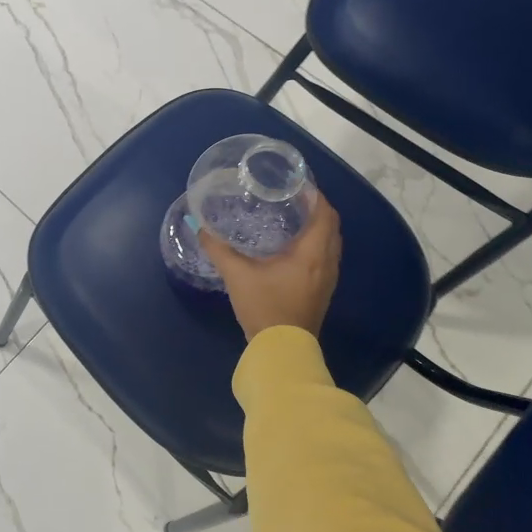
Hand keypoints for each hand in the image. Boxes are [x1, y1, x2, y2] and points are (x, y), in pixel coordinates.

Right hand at [199, 195, 341, 340]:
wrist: (282, 349)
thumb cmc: (264, 306)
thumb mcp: (236, 274)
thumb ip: (218, 248)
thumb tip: (200, 226)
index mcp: (311, 253)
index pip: (324, 214)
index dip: (315, 195)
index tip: (297, 182)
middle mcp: (325, 262)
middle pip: (331, 226)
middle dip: (316, 207)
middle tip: (291, 195)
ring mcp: (327, 278)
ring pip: (330, 242)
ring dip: (317, 226)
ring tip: (292, 214)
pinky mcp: (322, 290)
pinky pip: (325, 256)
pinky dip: (315, 242)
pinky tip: (292, 244)